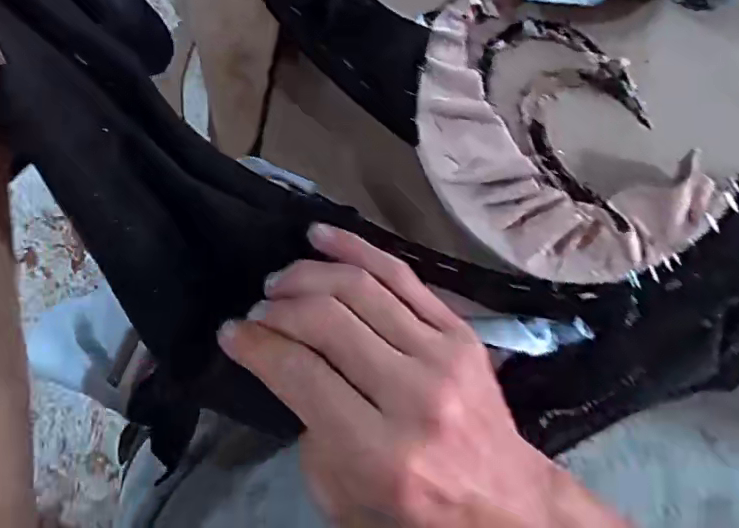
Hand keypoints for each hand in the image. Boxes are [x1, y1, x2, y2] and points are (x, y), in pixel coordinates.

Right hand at [219, 225, 627, 527]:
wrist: (506, 499)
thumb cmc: (417, 512)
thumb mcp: (346, 499)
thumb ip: (311, 430)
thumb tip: (286, 359)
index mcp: (382, 453)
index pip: (302, 375)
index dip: (257, 346)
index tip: (232, 331)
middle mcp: (413, 394)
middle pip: (328, 322)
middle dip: (280, 308)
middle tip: (257, 308)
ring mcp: (441, 353)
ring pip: (361, 286)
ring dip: (309, 274)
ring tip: (280, 278)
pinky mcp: (458, 328)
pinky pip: (400, 272)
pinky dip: (354, 247)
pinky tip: (320, 237)